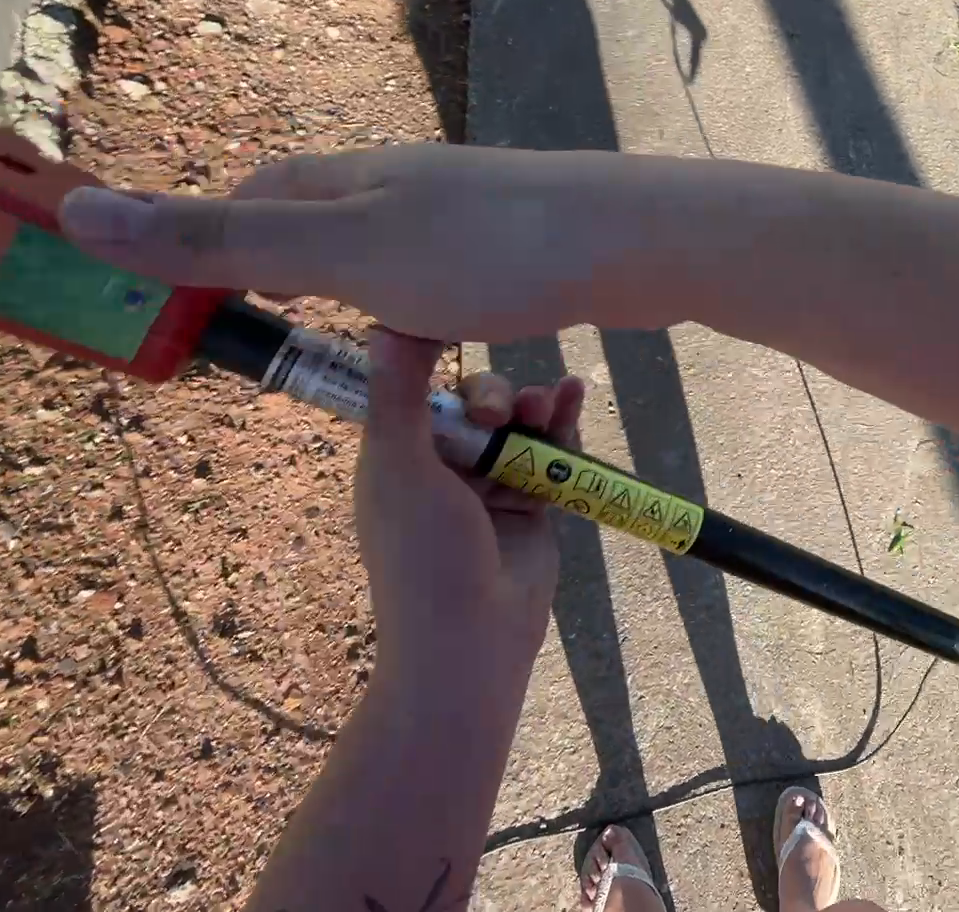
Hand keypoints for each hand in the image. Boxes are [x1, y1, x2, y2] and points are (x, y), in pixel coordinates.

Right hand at [56, 145, 692, 341]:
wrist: (627, 246)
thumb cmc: (489, 252)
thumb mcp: (348, 253)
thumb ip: (232, 240)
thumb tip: (84, 214)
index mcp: (363, 181)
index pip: (268, 191)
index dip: (229, 234)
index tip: (218, 288)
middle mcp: (420, 186)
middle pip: (339, 219)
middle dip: (309, 266)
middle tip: (298, 324)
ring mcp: (481, 214)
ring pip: (409, 251)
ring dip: (383, 291)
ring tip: (377, 343)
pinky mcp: (532, 248)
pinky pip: (469, 273)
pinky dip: (447, 303)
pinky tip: (463, 333)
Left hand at [355, 328, 582, 670]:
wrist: (474, 634)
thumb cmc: (425, 553)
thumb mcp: (402, 469)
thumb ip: (398, 396)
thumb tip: (383, 323)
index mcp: (401, 458)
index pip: (423, 395)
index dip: (443, 373)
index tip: (462, 357)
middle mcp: (446, 468)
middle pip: (479, 408)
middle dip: (501, 400)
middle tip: (510, 413)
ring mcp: (492, 486)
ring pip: (521, 428)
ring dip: (539, 409)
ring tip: (558, 401)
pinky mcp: (533, 502)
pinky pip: (550, 455)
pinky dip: (563, 431)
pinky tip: (576, 400)